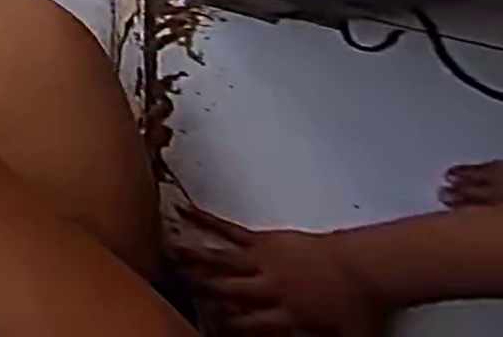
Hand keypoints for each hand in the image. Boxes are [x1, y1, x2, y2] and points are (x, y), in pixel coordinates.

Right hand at [174, 205, 383, 336]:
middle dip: (202, 288)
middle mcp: (268, 287)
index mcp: (290, 314)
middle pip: (228, 289)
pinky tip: (183, 209)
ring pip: (220, 258)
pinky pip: (226, 228)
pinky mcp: (259, 240)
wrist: (365, 269)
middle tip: (178, 282)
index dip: (232, 325)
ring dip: (193, 255)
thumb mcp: (352, 336)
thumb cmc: (362, 304)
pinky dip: (202, 218)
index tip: (213, 323)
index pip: (253, 323)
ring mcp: (261, 260)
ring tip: (169, 249)